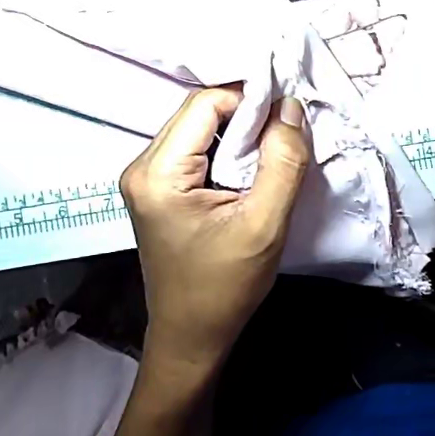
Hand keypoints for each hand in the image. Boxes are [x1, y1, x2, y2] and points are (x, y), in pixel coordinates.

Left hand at [119, 87, 309, 376]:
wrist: (193, 336)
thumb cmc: (224, 287)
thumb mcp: (264, 224)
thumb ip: (282, 163)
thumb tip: (291, 107)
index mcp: (157, 174)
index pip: (205, 104)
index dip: (250, 99)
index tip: (288, 113)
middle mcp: (143, 167)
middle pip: (200, 111)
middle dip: (247, 114)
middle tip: (286, 131)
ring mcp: (148, 177)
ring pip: (202, 126)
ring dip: (241, 131)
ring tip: (274, 149)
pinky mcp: (161, 188)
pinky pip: (199, 146)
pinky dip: (231, 147)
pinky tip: (254, 165)